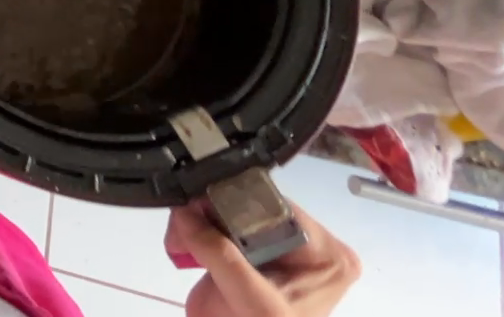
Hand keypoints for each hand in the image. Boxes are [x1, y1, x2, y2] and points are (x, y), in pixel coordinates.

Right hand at [166, 203, 359, 316]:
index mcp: (325, 253)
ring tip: (178, 245)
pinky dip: (190, 229)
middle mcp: (304, 242)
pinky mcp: (244, 248)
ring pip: (221, 208)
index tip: (197, 215)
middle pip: (243, 202)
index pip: (271, 204)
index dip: (230, 204)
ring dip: (192, 221)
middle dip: (205, 214)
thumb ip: (219, 254)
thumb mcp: (251, 300)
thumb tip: (183, 210)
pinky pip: (211, 221)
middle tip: (182, 232)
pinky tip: (181, 247)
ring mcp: (273, 244)